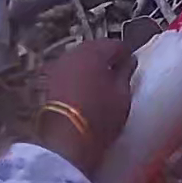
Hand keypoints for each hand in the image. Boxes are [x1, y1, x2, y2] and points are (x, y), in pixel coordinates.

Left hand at [37, 39, 136, 174]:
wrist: (66, 137)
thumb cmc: (100, 115)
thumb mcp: (122, 95)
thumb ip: (126, 73)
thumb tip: (128, 62)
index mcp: (95, 52)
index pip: (116, 44)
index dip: (126, 54)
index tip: (131, 65)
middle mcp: (74, 53)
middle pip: (95, 48)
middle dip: (106, 57)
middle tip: (117, 72)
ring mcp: (59, 65)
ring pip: (80, 58)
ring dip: (91, 65)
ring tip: (101, 81)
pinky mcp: (50, 79)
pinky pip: (70, 70)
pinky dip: (78, 74)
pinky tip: (85, 87)